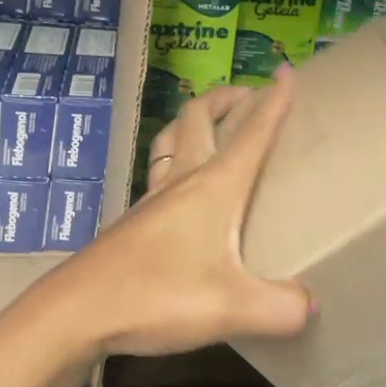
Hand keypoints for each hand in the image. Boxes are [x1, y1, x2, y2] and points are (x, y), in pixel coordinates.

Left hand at [44, 65, 312, 356]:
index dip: (274, 100)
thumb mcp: (232, 308)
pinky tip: (181, 189)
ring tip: (210, 124)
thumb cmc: (158, 296)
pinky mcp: (133, 221)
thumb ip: (280, 308)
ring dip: (193, 121)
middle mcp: (184, 180)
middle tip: (248, 96)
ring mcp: (153, 199)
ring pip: (171, 139)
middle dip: (226, 98)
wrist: (75, 314)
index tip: (287, 71)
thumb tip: (310, 306)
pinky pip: (159, 171)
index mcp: (215, 186)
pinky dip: (175, 159)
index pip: (253, 131)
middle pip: (199, 117)